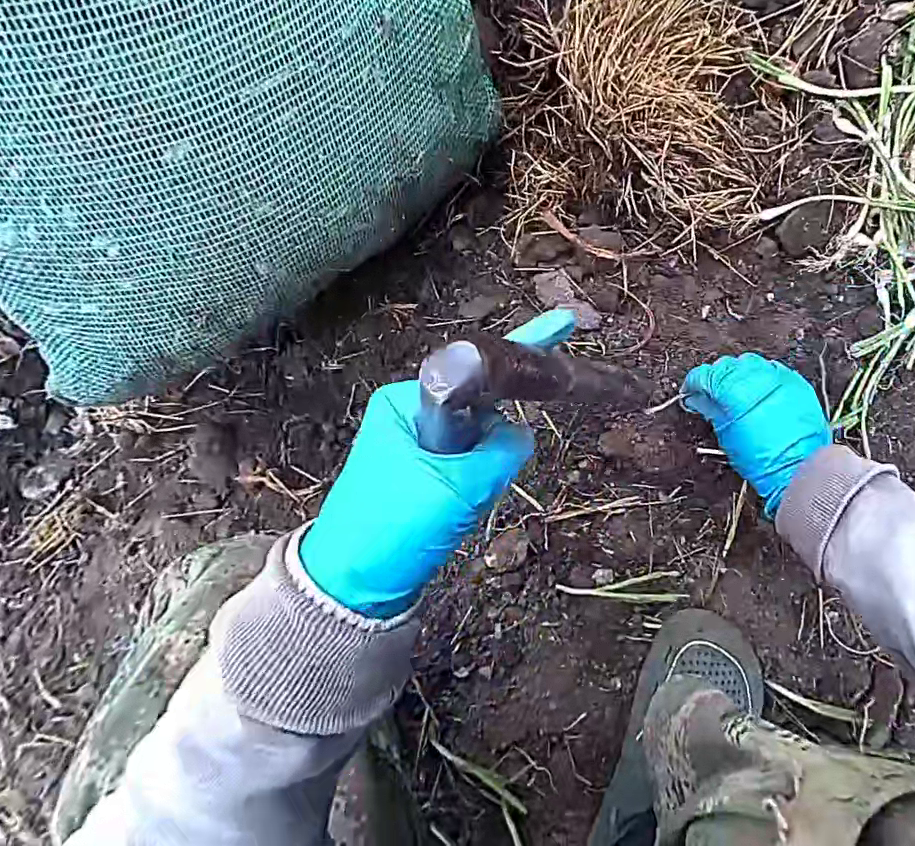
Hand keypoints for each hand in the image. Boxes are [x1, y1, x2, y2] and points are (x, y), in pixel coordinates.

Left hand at [298, 311, 574, 617]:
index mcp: (405, 402)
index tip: (563, 325)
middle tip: (484, 479)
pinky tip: (464, 506)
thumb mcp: (458, 487)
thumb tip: (521, 432)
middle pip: (480, 405)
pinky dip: (478, 477)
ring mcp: (414, 441)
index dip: (519, 354)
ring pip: (477, 437)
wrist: (351, 588)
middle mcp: (408, 412)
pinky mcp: (422, 470)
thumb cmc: (394, 528)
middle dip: (495, 437)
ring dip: (486, 464)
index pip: (472, 369)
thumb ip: (502, 450)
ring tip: (463, 505)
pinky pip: (467, 459)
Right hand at [682, 353, 830, 515]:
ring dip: (740, 375)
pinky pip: (771, 370)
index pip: (705, 374)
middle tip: (713, 396)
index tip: (692, 391)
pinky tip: (759, 394)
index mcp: (734, 389)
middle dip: (717, 378)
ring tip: (738, 395)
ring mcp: (777, 377)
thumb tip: (697, 398)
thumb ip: (710, 409)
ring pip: (749, 363)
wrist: (799, 467)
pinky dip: (762, 378)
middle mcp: (756, 376)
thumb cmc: (764, 459)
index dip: (694, 383)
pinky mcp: (794, 382)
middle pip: (726, 365)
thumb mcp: (727, 434)